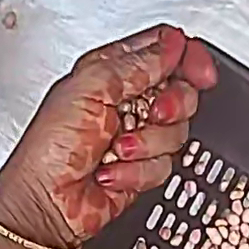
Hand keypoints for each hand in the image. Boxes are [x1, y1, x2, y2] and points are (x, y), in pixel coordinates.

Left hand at [0, 25, 218, 248]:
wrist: (47, 203)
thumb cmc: (51, 149)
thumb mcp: (90, 88)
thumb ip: (135, 64)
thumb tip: (171, 46)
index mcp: (113, 71)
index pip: (164, 51)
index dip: (188, 57)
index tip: (201, 72)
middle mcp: (129, 104)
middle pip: (181, 93)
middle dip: (173, 105)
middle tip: (153, 113)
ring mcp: (138, 140)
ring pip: (176, 134)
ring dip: (148, 145)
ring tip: (117, 149)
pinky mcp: (142, 171)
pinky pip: (164, 167)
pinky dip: (138, 172)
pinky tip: (113, 172)